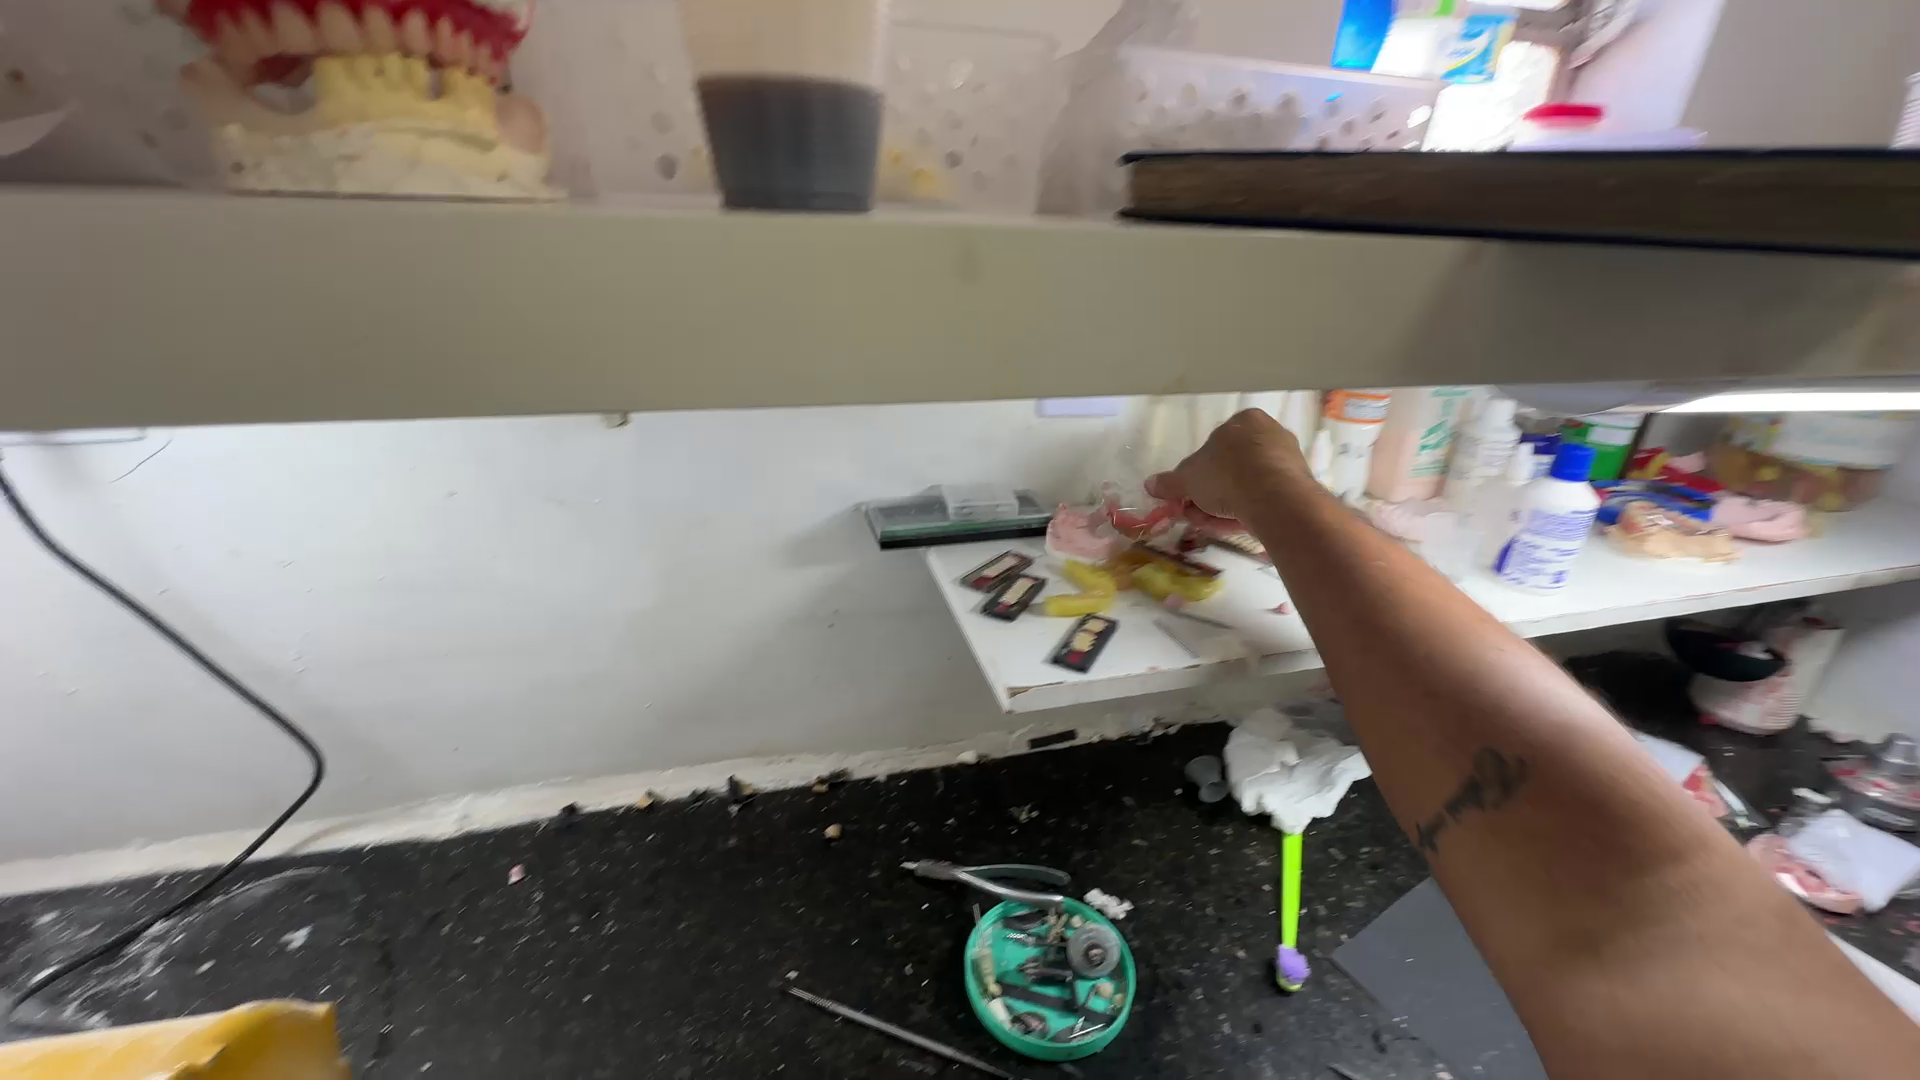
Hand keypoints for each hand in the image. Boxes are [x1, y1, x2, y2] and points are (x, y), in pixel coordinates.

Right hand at [1145, 408, 1308, 525]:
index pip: (1214, 446)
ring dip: (1224, 507)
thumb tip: (1150, 484)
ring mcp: (1288, 459)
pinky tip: (1234, 527)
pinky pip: (1264, 498)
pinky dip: (1247, 511)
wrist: (1275, 498)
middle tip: (1195, 513)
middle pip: (1230, 468)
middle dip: (1209, 494)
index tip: (1189, 495)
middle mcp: (1269, 433)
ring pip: (1246, 486)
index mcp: (1244, 420)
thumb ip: (1169, 482)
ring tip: (1210, 525)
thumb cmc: (1227, 475)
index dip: (1197, 473)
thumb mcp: (1187, 479)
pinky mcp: (1299, 485)